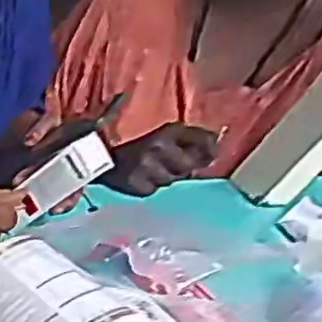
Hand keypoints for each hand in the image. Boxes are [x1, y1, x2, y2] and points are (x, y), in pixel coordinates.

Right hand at [100, 123, 218, 195]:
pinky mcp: (136, 185)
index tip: (210, 157)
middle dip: (186, 168)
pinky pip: (154, 190)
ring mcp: (146, 168)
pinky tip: (144, 181)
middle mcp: (159, 148)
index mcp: (169, 131)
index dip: (209, 150)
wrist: (106, 162)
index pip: (202, 141)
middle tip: (176, 167)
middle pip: (189, 165)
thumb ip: (194, 139)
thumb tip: (216, 150)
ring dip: (167, 178)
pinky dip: (151, 187)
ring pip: (171, 180)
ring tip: (155, 173)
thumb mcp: (167, 135)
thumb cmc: (142, 149)